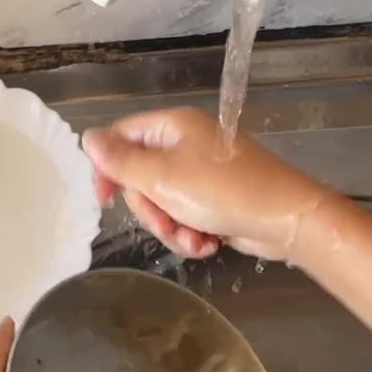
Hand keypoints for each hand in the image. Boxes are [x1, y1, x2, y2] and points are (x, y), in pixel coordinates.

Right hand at [82, 108, 335, 260]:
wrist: (284, 219)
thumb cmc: (222, 191)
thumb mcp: (162, 177)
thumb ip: (121, 161)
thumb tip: (87, 138)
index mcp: (172, 128)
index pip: (122, 137)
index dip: (107, 168)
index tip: (103, 199)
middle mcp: (186, 145)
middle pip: (141, 177)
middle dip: (150, 210)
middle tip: (165, 223)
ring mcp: (202, 174)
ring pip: (162, 203)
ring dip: (171, 227)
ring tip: (192, 238)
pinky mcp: (215, 200)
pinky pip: (185, 216)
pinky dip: (191, 234)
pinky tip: (207, 243)